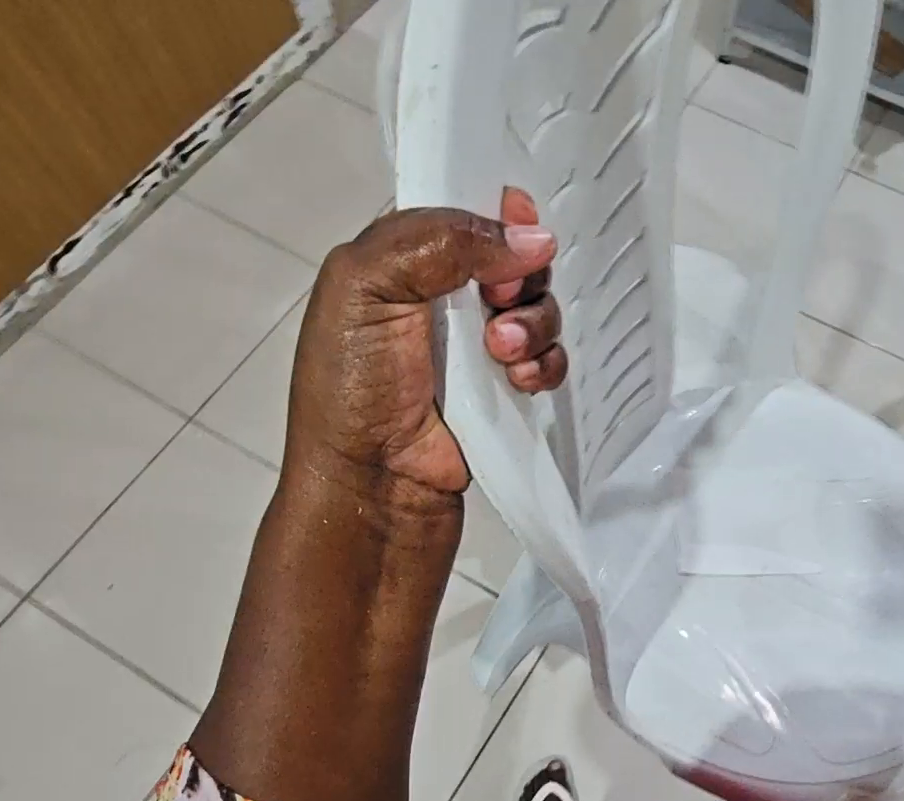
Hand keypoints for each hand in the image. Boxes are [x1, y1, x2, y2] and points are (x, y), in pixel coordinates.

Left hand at [285, 188, 568, 498]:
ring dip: (534, 325)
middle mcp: (442, 296)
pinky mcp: (505, 388)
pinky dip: (546, 364)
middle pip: (513, 258)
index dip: (499, 214)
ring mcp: (477, 345)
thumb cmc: (353, 383)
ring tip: (502, 354)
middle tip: (498, 304)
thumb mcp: (367, 287)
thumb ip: (441, 242)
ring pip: (538, 308)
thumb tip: (536, 238)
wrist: (373, 484)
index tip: (518, 224)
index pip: (463, 213)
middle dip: (520, 277)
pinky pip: (550, 358)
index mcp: (401, 259)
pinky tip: (521, 382)